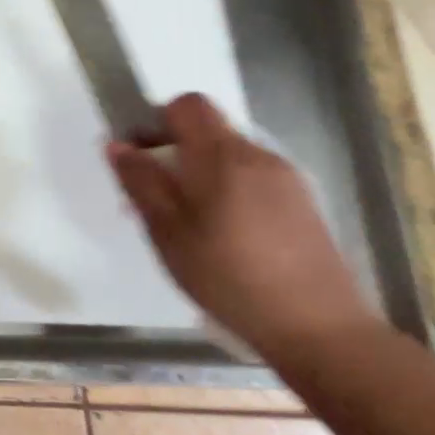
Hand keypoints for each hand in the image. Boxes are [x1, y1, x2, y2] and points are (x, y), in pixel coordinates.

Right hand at [107, 94, 380, 358]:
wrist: (318, 328)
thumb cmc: (227, 276)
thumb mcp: (165, 230)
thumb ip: (140, 181)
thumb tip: (117, 144)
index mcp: (223, 157)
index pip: (188, 105)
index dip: (156, 119)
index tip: (139, 155)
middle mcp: (259, 157)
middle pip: (207, 131)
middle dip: (172, 152)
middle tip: (151, 198)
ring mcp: (287, 181)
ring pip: (228, 157)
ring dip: (198, 175)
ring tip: (184, 224)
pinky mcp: (303, 205)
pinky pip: (251, 180)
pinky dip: (226, 193)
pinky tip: (221, 237)